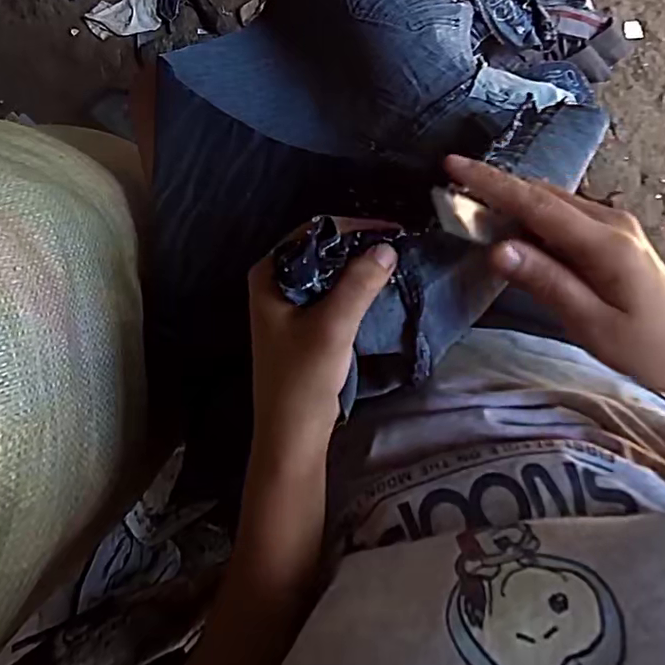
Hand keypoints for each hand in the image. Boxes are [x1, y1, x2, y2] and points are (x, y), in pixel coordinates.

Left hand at [247, 219, 396, 461]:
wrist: (292, 436)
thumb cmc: (303, 379)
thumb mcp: (333, 326)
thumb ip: (358, 283)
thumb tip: (387, 247)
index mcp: (268, 274)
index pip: (312, 233)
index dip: (352, 228)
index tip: (390, 231)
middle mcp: (274, 282)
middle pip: (320, 249)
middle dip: (357, 244)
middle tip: (396, 245)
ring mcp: (287, 304)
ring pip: (328, 271)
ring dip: (358, 265)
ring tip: (393, 261)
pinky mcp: (302, 323)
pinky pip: (330, 291)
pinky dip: (354, 286)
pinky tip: (377, 287)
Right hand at [443, 155, 664, 403]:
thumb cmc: (649, 348)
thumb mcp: (592, 324)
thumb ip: (546, 282)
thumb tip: (497, 249)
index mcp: (605, 243)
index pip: (535, 203)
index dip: (490, 183)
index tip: (453, 165)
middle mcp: (610, 222)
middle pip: (541, 194)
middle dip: (493, 187)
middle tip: (450, 187)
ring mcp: (614, 226)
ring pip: (550, 201)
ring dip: (510, 200)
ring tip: (471, 204)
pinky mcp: (612, 236)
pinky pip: (561, 215)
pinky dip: (530, 214)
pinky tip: (511, 226)